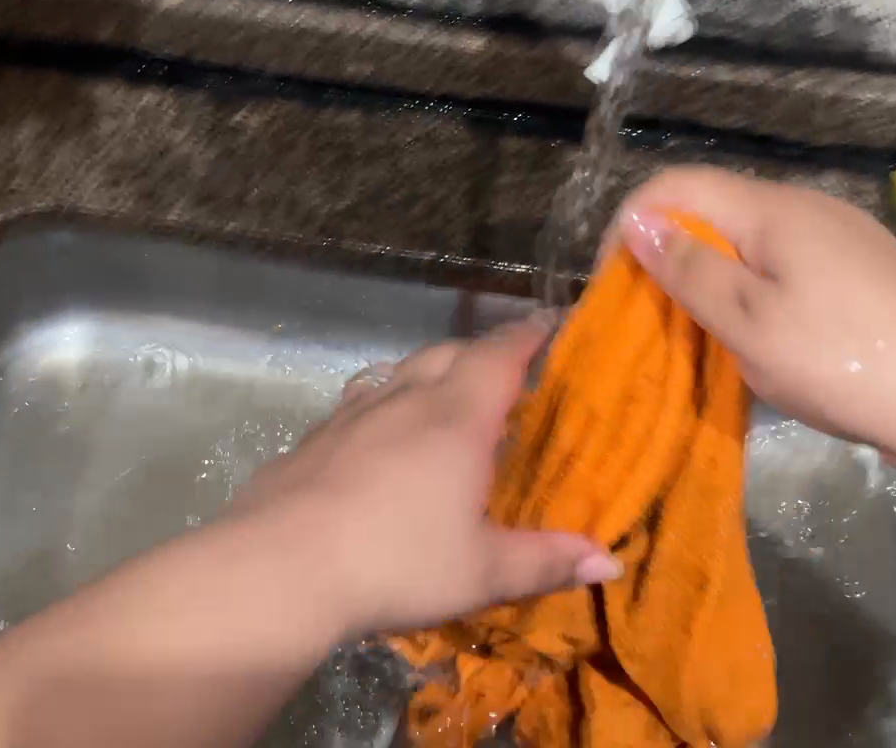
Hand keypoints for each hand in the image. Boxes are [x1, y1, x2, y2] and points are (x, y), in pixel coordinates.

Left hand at [233, 321, 619, 636]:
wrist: (284, 563)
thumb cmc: (397, 561)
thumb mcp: (482, 572)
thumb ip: (546, 561)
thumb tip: (611, 559)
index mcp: (455, 418)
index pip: (498, 356)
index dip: (526, 335)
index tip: (547, 323)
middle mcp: (405, 399)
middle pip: (448, 353)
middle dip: (480, 353)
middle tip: (503, 374)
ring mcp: (354, 411)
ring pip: (401, 371)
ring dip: (430, 373)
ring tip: (445, 398)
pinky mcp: (317, 433)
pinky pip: (364, 399)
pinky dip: (387, 401)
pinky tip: (382, 434)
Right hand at [613, 166, 895, 458]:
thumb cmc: (844, 361)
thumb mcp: (746, 321)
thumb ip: (687, 268)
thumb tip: (636, 221)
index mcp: (773, 210)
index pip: (677, 185)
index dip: (634, 220)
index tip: (618, 276)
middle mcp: (807, 208)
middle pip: (712, 209)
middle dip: (671, 251)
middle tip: (659, 311)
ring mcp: (842, 237)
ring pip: (748, 238)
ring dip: (711, 273)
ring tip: (707, 328)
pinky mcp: (864, 269)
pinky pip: (784, 261)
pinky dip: (752, 287)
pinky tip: (766, 333)